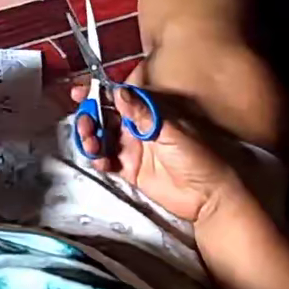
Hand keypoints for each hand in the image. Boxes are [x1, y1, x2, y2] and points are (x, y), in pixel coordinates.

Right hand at [69, 79, 243, 224]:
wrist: (209, 198)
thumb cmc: (199, 158)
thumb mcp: (171, 131)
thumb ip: (143, 113)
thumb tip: (118, 91)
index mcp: (148, 112)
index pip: (118, 96)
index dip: (97, 92)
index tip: (79, 92)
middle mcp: (136, 126)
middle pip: (103, 114)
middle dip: (89, 116)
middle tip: (85, 123)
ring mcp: (131, 147)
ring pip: (100, 135)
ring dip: (90, 136)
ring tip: (91, 143)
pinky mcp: (127, 168)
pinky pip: (104, 158)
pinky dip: (97, 157)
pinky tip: (99, 160)